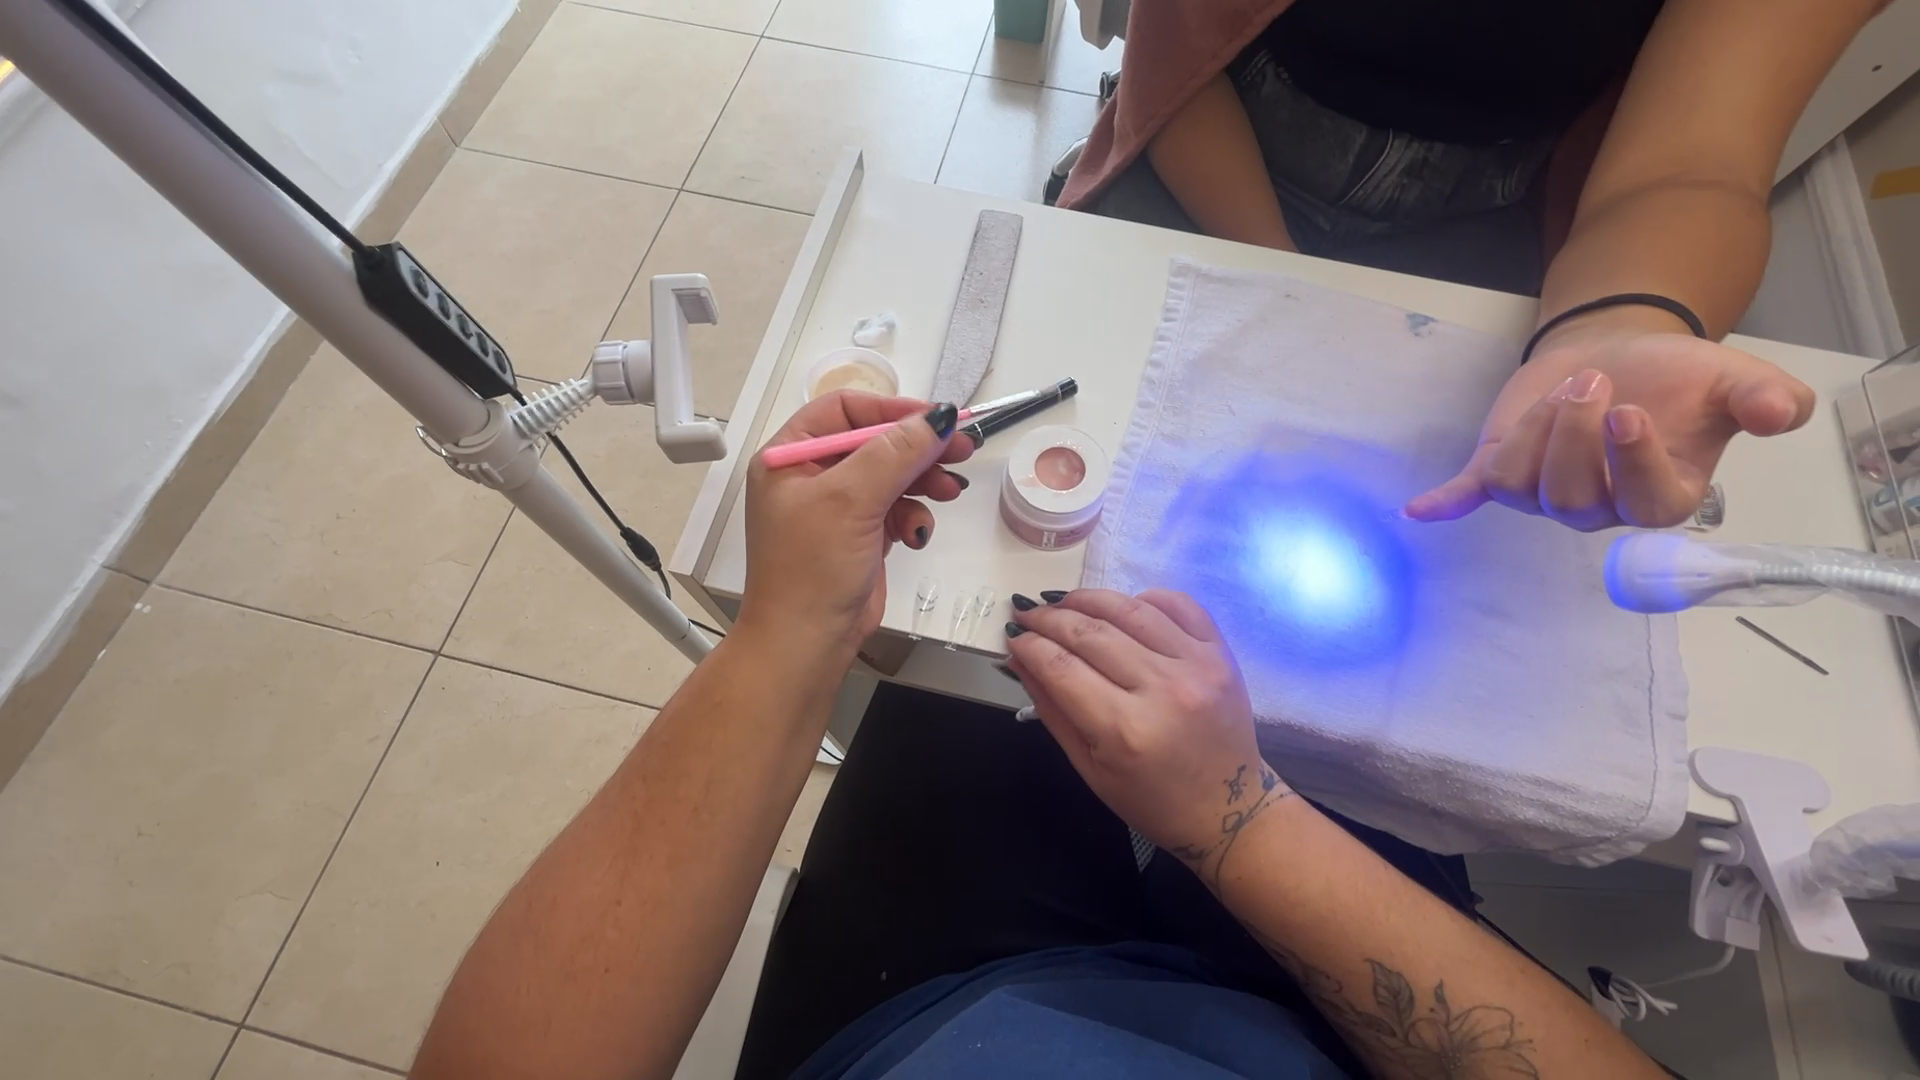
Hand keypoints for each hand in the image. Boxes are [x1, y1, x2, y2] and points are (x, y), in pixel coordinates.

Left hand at [738, 393, 969, 654]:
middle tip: (962, 449)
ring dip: (923, 480)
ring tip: (949, 490)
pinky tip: (917, 533)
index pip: (845, 410)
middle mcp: (812, 476)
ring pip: (892, 475)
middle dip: (918, 448)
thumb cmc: (811, 569)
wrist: (807, 643)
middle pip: (876, 441)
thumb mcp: (851, 499)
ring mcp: (837, 507)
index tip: (937, 420)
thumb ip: (896, 452)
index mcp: (790, 455)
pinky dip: (912, 516)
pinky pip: (896, 508)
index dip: (892, 410)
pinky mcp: (861, 535)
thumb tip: (940, 417)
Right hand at [1006, 588, 1292, 889]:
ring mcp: (1197, 667)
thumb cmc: (1150, 799)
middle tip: (1027, 611)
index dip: (1029, 645)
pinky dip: (1145, 597)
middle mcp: (1162, 690)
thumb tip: (1018, 659)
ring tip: (1063, 600)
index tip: (1013, 635)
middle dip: (1049, 618)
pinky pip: (1179, 605)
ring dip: (1087, 598)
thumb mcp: (1088, 767)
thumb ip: (1050, 709)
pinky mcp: (1220, 654)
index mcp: (1125, 730)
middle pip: (1090, 633)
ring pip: (1130, 609)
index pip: (1061, 667)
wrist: (1228, 809)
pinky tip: (1121, 606)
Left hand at [1405, 316, 1813, 529]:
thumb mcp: (1730, 378)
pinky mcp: (1496, 469)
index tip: (1626, 413)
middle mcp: (1594, 506)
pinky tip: (1417, 510)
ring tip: (1564, 387)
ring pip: (1516, 484)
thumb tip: (1779, 413)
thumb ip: (1762, 398)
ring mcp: (1538, 491)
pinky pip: (1466, 495)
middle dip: (1570, 436)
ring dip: (1531, 432)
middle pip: (1565, 498)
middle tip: (1588, 383)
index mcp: (1657, 495)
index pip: (1642, 502)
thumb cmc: (1675, 376)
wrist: (1618, 351)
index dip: (1629, 463)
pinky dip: (1443, 503)